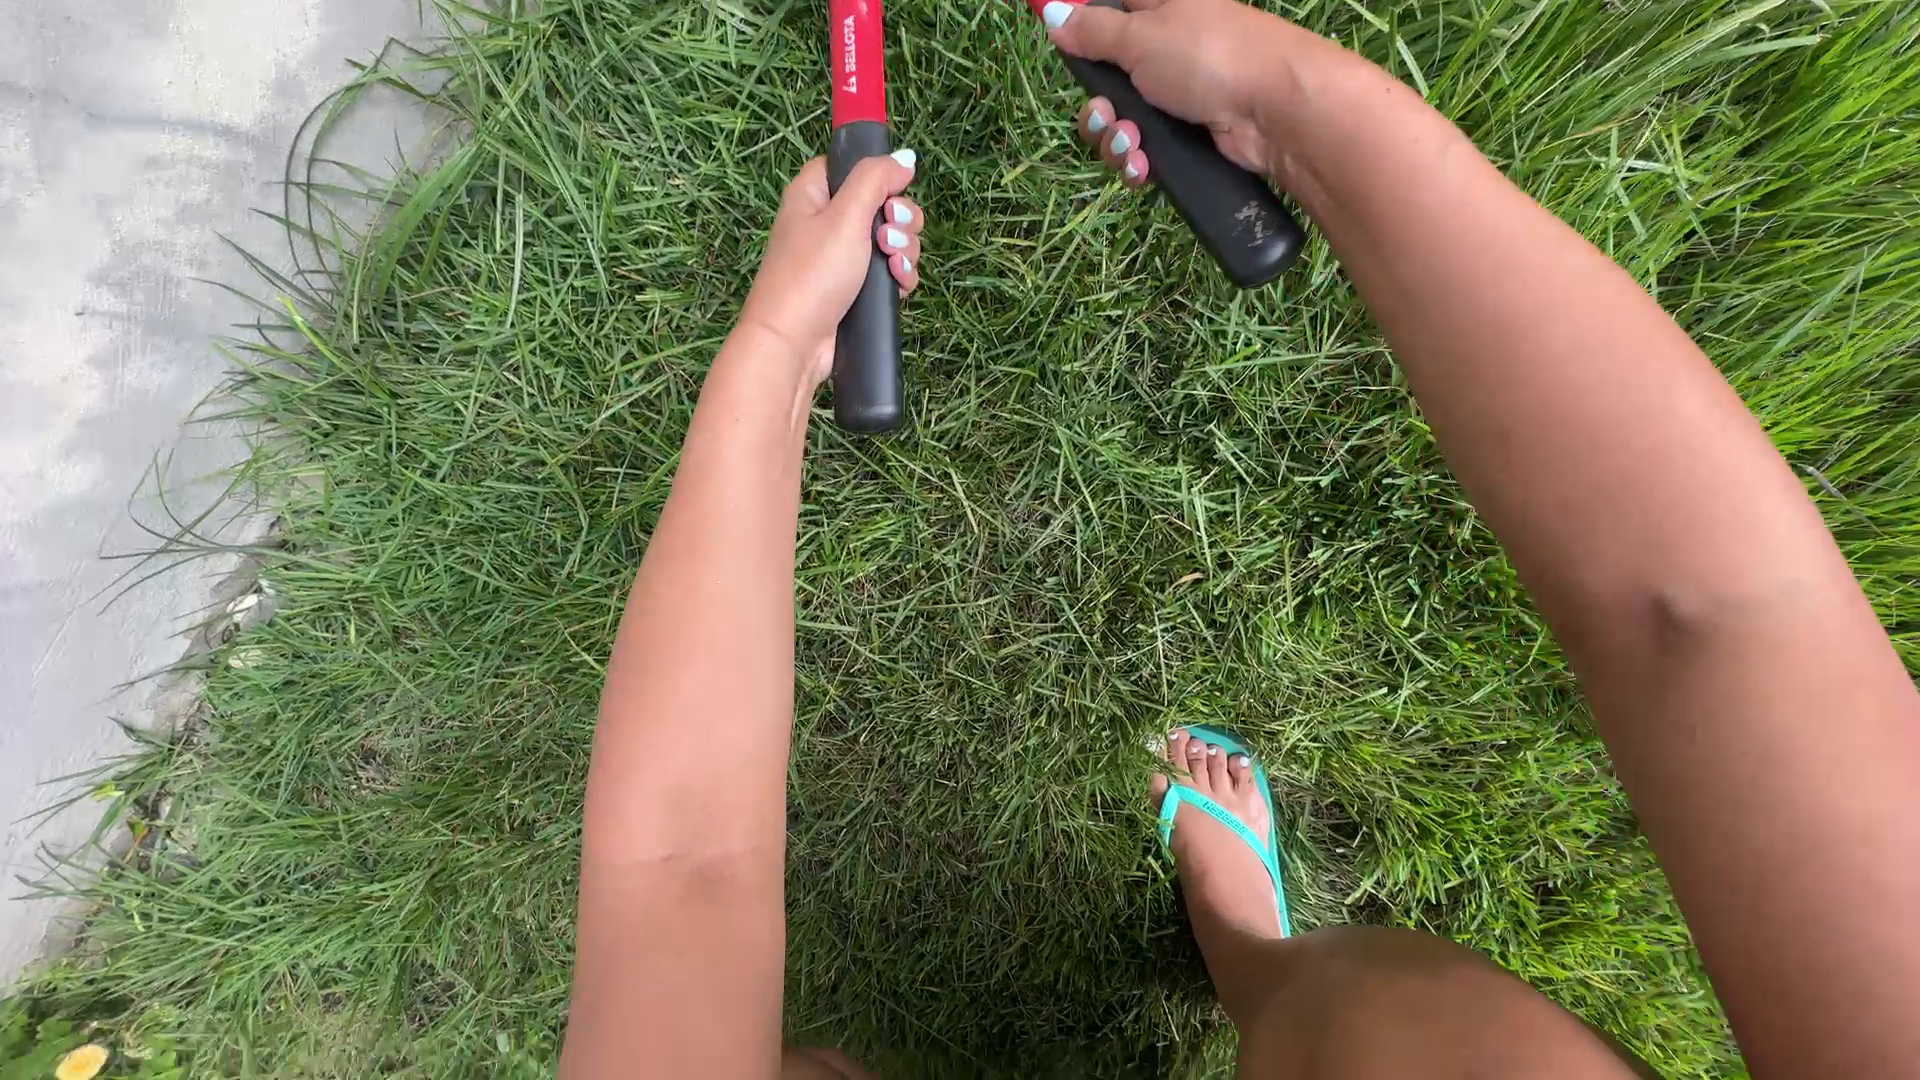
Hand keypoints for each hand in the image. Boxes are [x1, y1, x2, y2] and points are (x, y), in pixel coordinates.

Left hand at [737, 151, 924, 386]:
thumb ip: (876, 179)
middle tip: (889, 238)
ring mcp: (841, 259)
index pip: (854, 168)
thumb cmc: (814, 274)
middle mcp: (827, 222)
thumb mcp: (846, 215)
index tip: (893, 194)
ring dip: (904, 251)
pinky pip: (888, 272)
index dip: (880, 178)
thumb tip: (905, 158)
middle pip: (881, 204)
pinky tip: (898, 286)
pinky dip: (899, 276)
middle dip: (900, 220)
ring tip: (894, 268)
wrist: (795, 342)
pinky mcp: (854, 290)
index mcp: (815, 194)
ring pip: (890, 241)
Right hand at [1041, 0, 1331, 180]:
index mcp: (1154, 9)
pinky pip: (1138, 153)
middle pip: (1102, 83)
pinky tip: (1144, 167)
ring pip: (1116, 125)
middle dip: (1096, 109)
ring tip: (1134, 147)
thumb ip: (1093, 30)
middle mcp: (1159, 52)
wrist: (1269, 111)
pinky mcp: (1180, 138)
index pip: (1103, 11)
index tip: (1057, 38)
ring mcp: (1170, 98)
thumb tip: (1053, 11)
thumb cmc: (1207, 56)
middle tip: (1108, 116)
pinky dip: (1135, 163)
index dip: (1077, 27)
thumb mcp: (1142, 36)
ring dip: (1114, 142)